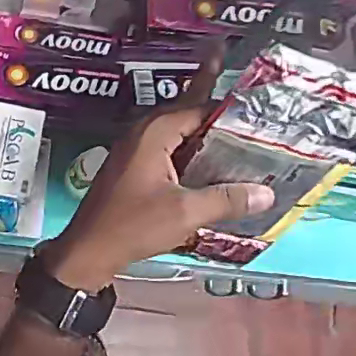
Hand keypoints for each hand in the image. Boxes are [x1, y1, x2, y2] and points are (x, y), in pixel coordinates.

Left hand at [43, 58, 273, 290]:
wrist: (88, 250)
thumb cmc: (132, 226)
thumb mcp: (185, 212)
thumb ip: (227, 199)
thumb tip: (267, 193)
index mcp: (155, 131)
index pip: (200, 106)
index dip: (230, 107)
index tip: (259, 106)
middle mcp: (144, 132)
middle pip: (188, 114)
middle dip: (218, 113)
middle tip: (254, 113)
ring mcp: (135, 149)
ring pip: (178, 134)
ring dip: (205, 135)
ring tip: (240, 139)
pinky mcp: (133, 167)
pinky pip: (168, 150)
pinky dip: (190, 152)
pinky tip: (211, 167)